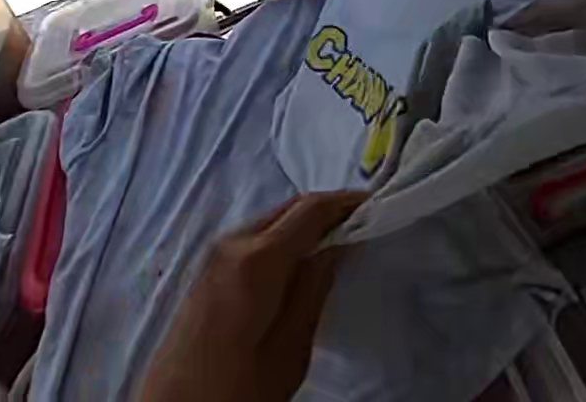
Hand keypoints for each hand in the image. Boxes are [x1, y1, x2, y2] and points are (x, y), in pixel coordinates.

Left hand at [138, 191, 365, 401]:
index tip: (374, 202)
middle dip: (327, 208)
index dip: (344, 201)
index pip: (310, 210)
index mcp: (257, 259)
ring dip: (306, 220)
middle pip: (290, 207)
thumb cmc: (235, 391)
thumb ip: (312, 292)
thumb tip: (336, 246)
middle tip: (362, 220)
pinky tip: (302, 255)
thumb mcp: (288, 353)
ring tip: (339, 237)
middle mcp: (235, 240)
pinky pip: (258, 234)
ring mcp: (218, 249)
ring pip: (273, 218)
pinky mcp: (211, 263)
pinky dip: (285, 234)